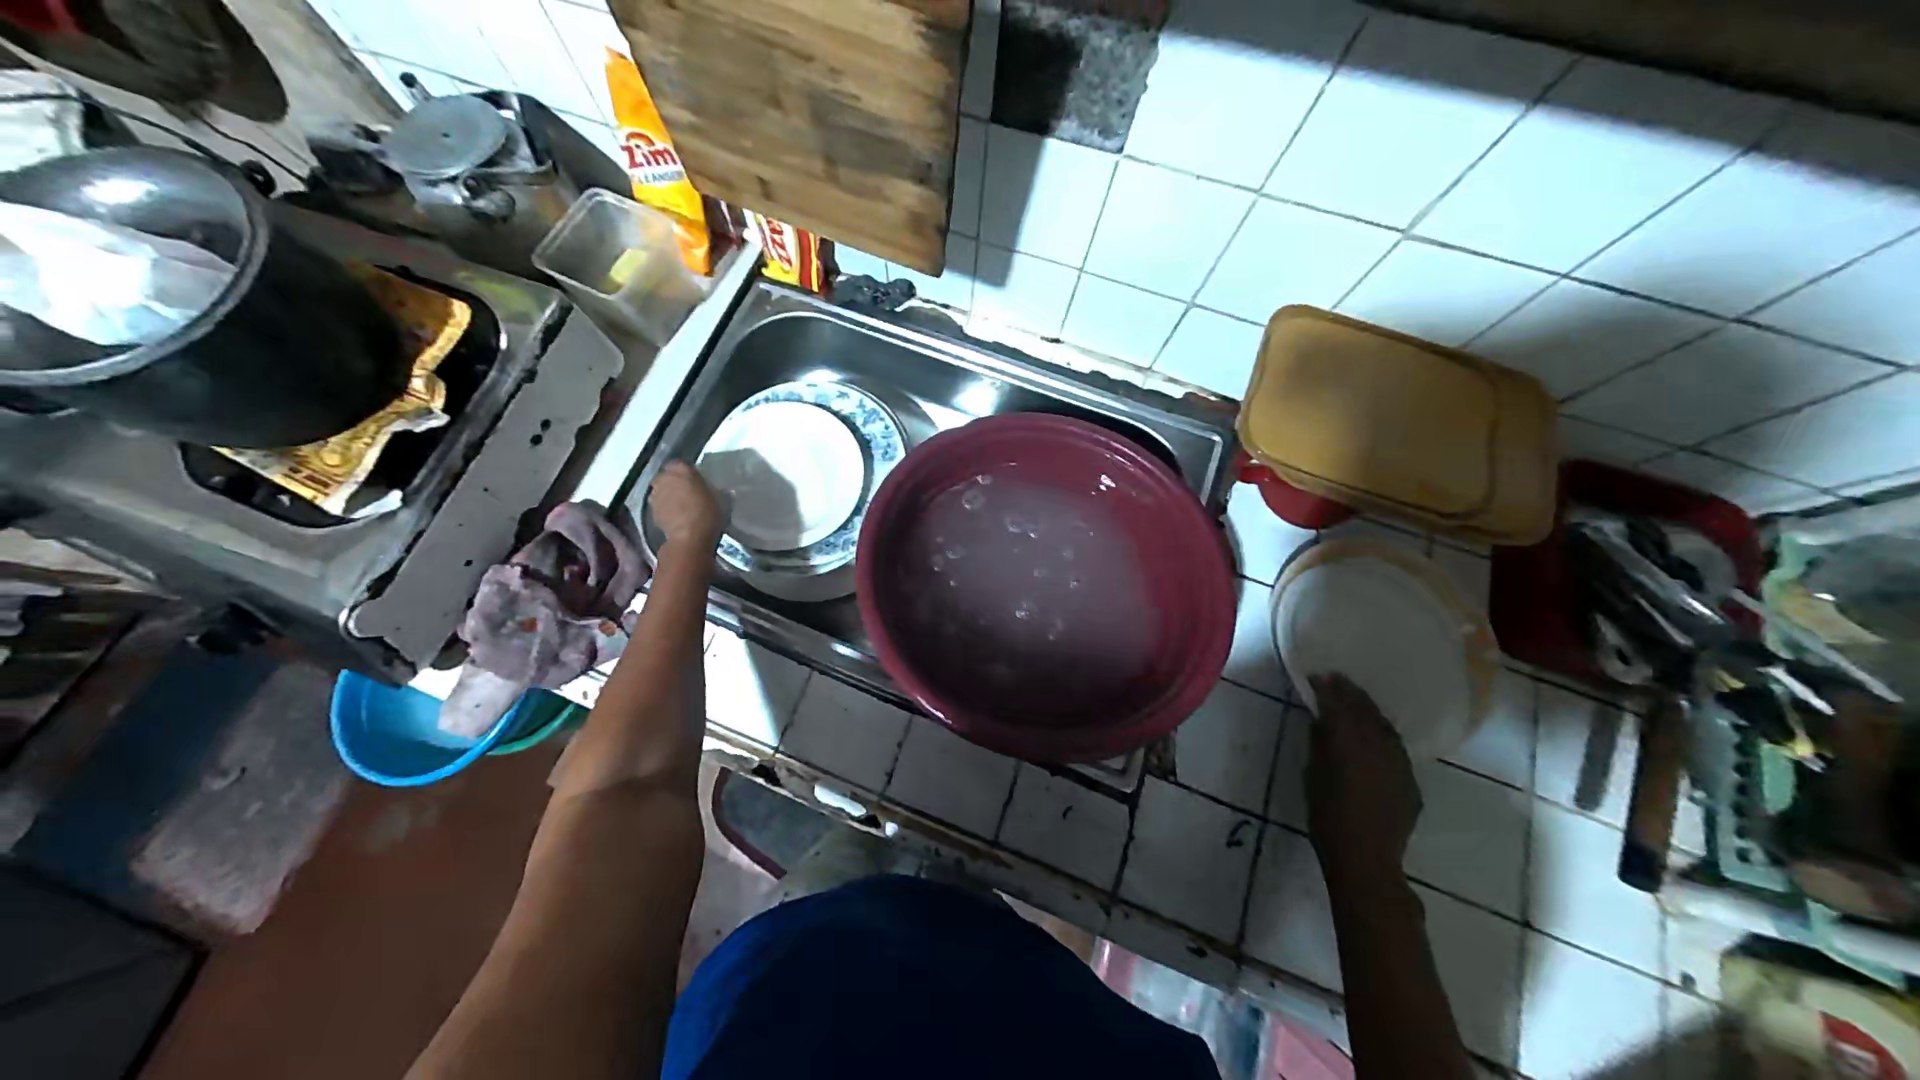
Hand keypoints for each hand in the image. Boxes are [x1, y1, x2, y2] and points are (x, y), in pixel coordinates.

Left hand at [650, 462, 722, 551]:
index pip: (681, 465)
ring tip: (683, 508)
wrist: (689, 538)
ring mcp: (655, 495)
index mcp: (681, 469)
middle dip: (676, 483)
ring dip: (669, 496)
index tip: (697, 482)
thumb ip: (711, 488)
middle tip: (689, 494)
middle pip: (668, 477)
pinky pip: (660, 506)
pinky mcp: (651, 512)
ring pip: (662, 491)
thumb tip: (711, 489)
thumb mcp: (719, 497)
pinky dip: (666, 510)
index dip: (688, 474)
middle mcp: (664, 478)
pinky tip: (677, 518)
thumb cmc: (708, 513)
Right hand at [1305, 673, 1420, 886]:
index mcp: (1349, 746)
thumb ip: (1319, 745)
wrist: (1366, 858)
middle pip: (1364, 712)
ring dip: (1369, 708)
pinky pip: (1396, 745)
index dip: (1327, 689)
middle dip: (1350, 693)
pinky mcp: (1410, 779)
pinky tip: (1376, 729)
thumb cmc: (1327, 817)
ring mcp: (1399, 763)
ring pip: (1384, 726)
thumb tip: (1321, 721)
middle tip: (1336, 678)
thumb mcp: (1312, 776)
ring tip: (1356, 697)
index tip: (1317, 676)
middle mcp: (1378, 748)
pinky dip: (1383, 731)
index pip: (1338, 707)